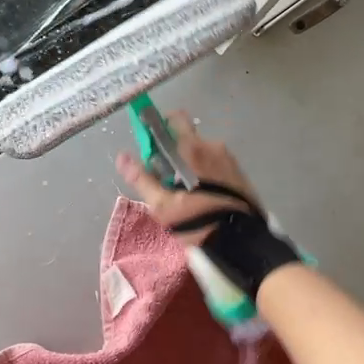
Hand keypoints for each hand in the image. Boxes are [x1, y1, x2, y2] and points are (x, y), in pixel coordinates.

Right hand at [113, 111, 258, 244]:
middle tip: (166, 178)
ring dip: (192, 164)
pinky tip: (205, 196)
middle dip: (175, 152)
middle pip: (188, 139)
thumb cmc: (197, 220)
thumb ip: (141, 178)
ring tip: (186, 192)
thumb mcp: (162, 205)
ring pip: (203, 154)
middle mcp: (213, 147)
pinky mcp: (242, 175)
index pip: (176, 119)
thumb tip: (121, 156)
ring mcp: (230, 160)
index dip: (161, 126)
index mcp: (193, 148)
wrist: (241, 244)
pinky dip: (208, 174)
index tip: (153, 145)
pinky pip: (218, 165)